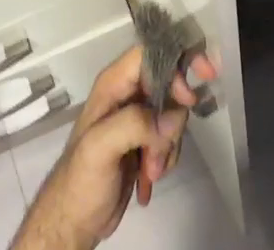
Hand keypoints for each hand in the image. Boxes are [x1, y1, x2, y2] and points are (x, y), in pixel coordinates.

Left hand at [12, 45, 217, 249]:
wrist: (76, 218)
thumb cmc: (81, 179)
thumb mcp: (100, 147)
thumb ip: (134, 124)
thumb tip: (172, 117)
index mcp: (113, 85)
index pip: (150, 54)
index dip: (177, 61)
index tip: (196, 87)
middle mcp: (127, 95)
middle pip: (170, 87)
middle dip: (172, 123)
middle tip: (158, 149)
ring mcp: (137, 118)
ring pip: (173, 116)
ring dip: (167, 147)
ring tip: (148, 171)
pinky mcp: (145, 141)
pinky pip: (171, 138)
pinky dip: (166, 158)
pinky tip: (148, 177)